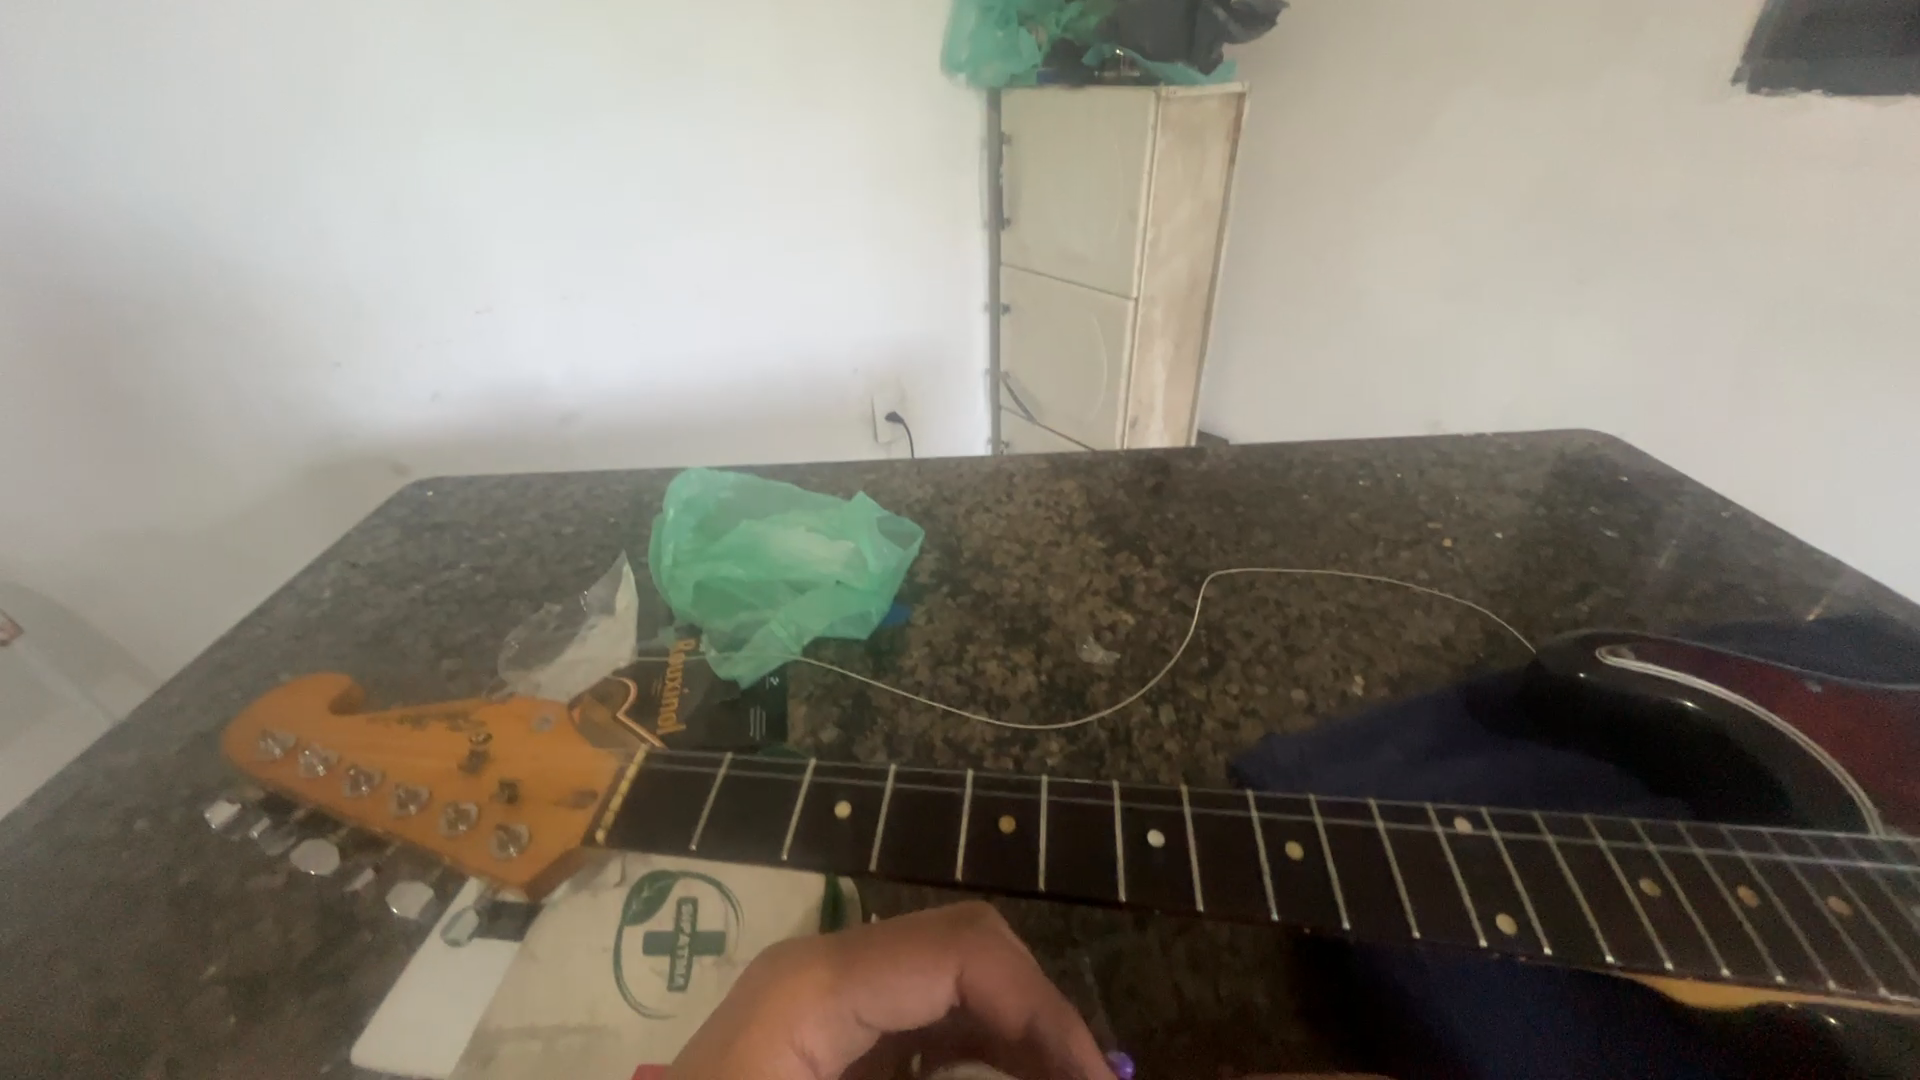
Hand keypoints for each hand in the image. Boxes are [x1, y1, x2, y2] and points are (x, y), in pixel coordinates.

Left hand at [669, 901, 1112, 1079]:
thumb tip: (1074, 1079)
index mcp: (820, 980)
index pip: (966, 949)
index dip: (1046, 1011)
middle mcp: (825, 967)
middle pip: (964, 953)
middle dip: (1036, 1023)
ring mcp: (820, 998)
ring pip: (946, 986)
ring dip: (1011, 1041)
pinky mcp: (821, 1036)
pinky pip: (916, 1024)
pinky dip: (971, 1057)